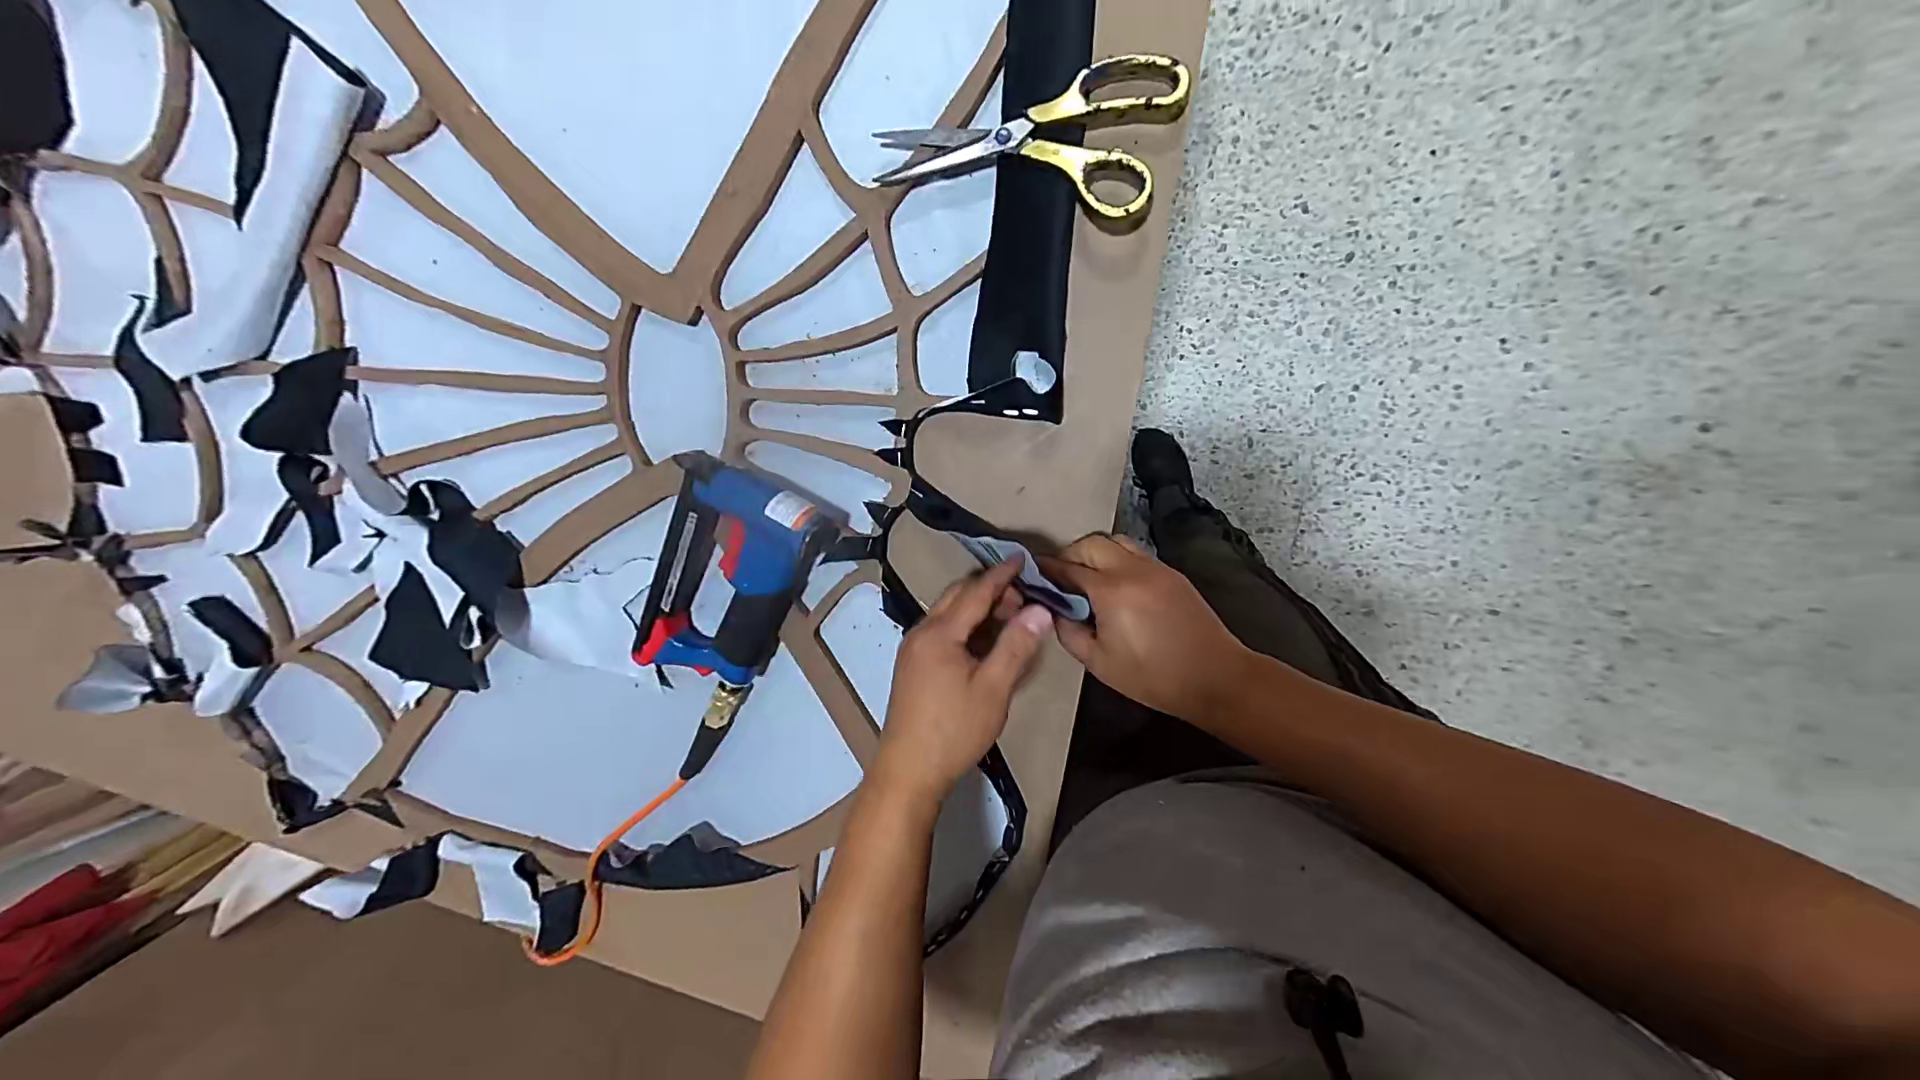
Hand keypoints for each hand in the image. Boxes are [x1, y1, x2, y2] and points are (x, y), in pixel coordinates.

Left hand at [871, 557, 1052, 804]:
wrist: (908, 771)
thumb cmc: (954, 730)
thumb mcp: (993, 689)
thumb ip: (1016, 646)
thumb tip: (1039, 610)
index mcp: (939, 633)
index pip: (975, 592)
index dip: (1001, 575)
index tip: (1022, 558)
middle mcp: (921, 633)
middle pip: (957, 597)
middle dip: (989, 589)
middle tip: (1022, 595)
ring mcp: (912, 650)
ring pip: (947, 613)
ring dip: (976, 608)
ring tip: (1008, 617)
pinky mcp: (912, 666)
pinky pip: (941, 631)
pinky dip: (964, 626)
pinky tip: (983, 642)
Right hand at [1040, 534, 1256, 725]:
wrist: (1215, 677)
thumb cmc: (1153, 676)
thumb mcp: (1099, 663)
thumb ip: (1069, 632)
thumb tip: (1055, 611)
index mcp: (1111, 590)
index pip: (1068, 568)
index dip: (1047, 569)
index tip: (1032, 574)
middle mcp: (1132, 569)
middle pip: (1091, 543)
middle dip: (1069, 555)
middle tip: (1059, 577)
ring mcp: (1156, 568)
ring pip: (1116, 541)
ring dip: (1095, 552)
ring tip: (1087, 577)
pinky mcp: (1172, 574)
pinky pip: (1135, 553)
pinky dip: (1117, 559)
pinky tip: (1114, 584)